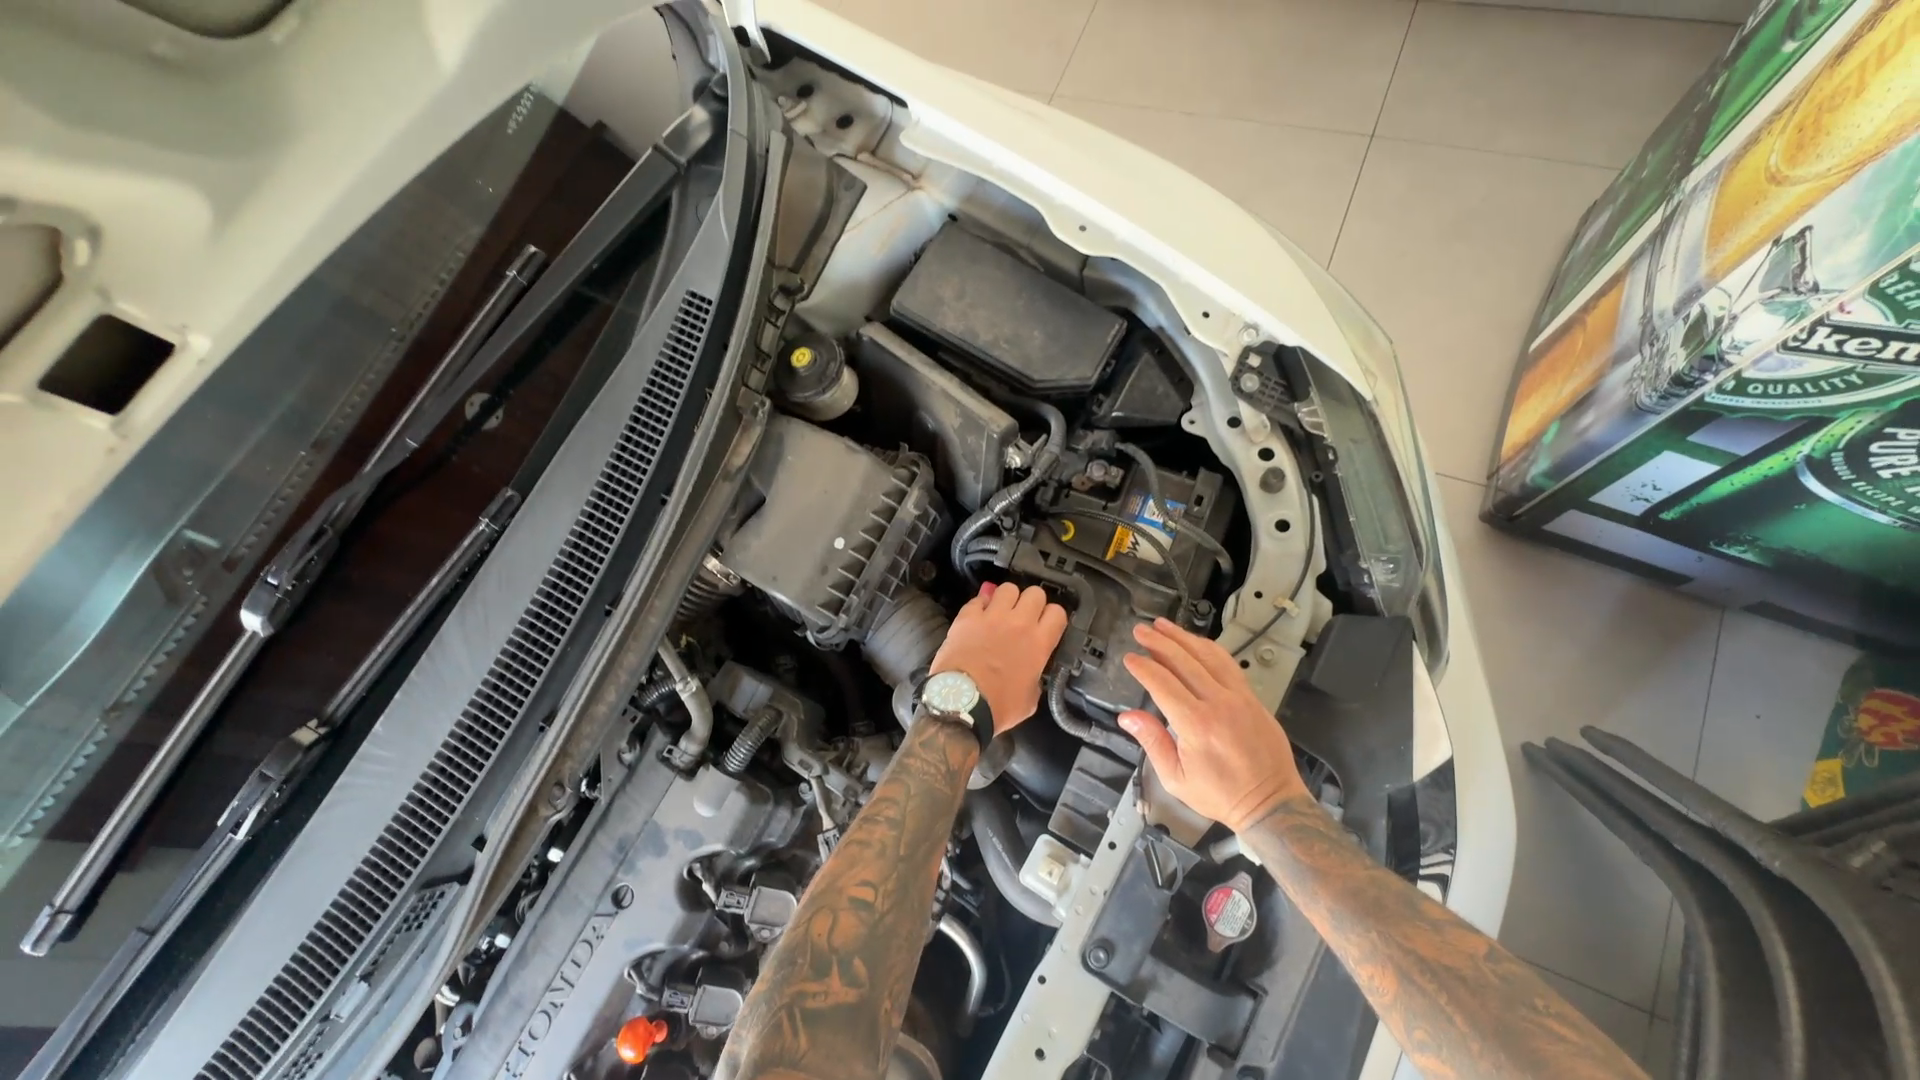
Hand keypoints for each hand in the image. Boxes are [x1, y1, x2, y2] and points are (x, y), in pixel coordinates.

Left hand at [929, 583, 1067, 735]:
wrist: (960, 702)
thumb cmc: (998, 707)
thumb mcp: (1030, 700)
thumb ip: (1035, 680)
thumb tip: (1031, 675)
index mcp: (1039, 643)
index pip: (1058, 613)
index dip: (1053, 617)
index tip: (1047, 626)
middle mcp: (1019, 623)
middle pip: (1035, 593)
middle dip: (1032, 603)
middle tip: (1024, 617)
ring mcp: (992, 616)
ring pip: (1008, 588)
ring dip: (1007, 598)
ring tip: (1001, 611)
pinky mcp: (967, 616)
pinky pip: (978, 598)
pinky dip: (980, 605)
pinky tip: (978, 615)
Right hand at [1119, 617, 1310, 830]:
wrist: (1270, 802)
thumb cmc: (1220, 795)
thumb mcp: (1176, 778)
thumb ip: (1152, 742)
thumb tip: (1127, 716)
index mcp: (1195, 724)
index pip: (1162, 683)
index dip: (1143, 667)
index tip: (1129, 657)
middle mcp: (1218, 703)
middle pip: (1183, 661)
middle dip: (1159, 642)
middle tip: (1141, 630)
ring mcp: (1239, 697)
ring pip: (1208, 656)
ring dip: (1183, 637)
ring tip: (1163, 625)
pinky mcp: (1252, 698)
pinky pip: (1228, 664)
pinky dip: (1209, 648)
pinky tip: (1196, 642)